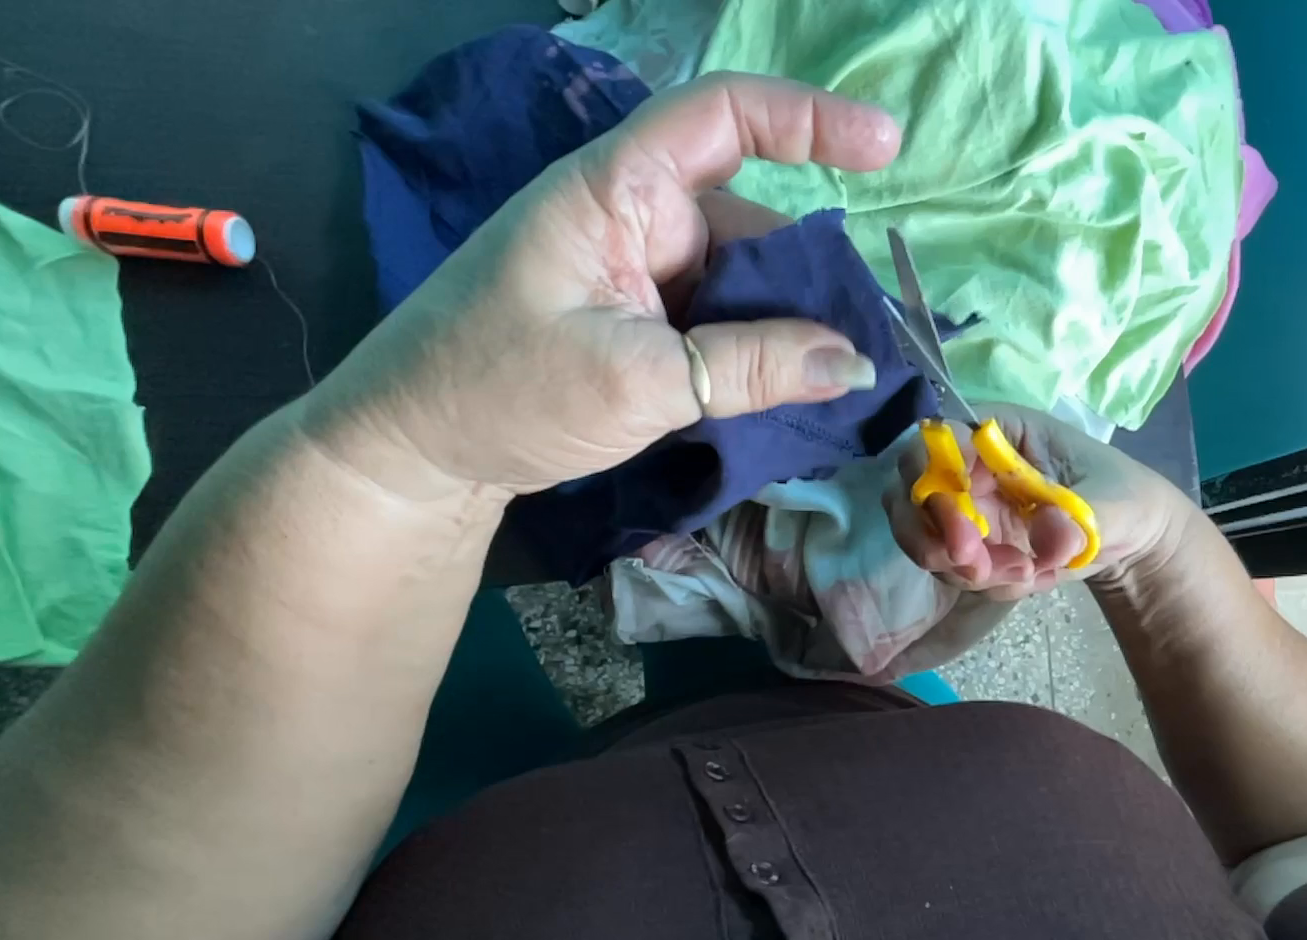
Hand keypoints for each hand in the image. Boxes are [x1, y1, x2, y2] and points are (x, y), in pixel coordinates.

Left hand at [299, 73, 901, 500]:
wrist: (420, 454)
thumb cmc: (502, 390)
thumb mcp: (635, 379)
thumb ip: (751, 368)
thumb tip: (858, 365)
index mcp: (616, 192)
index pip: (721, 118)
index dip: (808, 119)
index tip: (886, 149)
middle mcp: (639, 222)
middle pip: (753, 223)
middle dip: (814, 277)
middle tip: (873, 341)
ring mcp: (646, 278)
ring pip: (747, 284)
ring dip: (795, 327)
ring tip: (849, 376)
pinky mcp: (649, 327)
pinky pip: (727, 326)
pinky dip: (765, 355)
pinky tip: (802, 388)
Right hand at [884, 405, 1191, 599]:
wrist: (1129, 540)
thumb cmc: (1123, 499)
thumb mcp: (1114, 503)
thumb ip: (1080, 517)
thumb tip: (1051, 533)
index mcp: (998, 432)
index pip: (937, 438)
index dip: (930, 475)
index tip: (960, 523)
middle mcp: (968, 466)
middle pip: (908, 491)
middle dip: (935, 536)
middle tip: (978, 567)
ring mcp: (963, 507)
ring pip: (923, 537)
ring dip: (964, 567)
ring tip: (1026, 574)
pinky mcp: (968, 545)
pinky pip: (950, 568)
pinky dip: (984, 582)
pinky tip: (1029, 577)